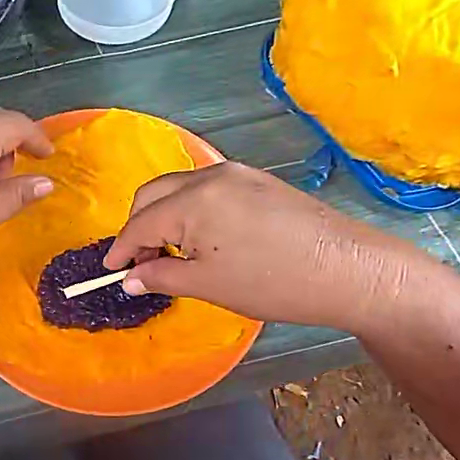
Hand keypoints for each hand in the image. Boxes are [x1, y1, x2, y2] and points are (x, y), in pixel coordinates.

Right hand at [102, 163, 435, 331]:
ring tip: (172, 253)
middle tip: (140, 262)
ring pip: (182, 188)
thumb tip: (130, 278)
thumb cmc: (273, 282)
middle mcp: (211, 175)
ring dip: (166, 216)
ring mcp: (239, 174)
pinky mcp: (260, 181)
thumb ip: (162, 276)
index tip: (110, 270)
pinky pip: (209, 189)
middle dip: (140, 226)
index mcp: (193, 199)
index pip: (141, 221)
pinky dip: (192, 210)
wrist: (349, 269)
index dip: (122, 248)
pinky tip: (203, 238)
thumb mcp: (210, 285)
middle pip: (155, 193)